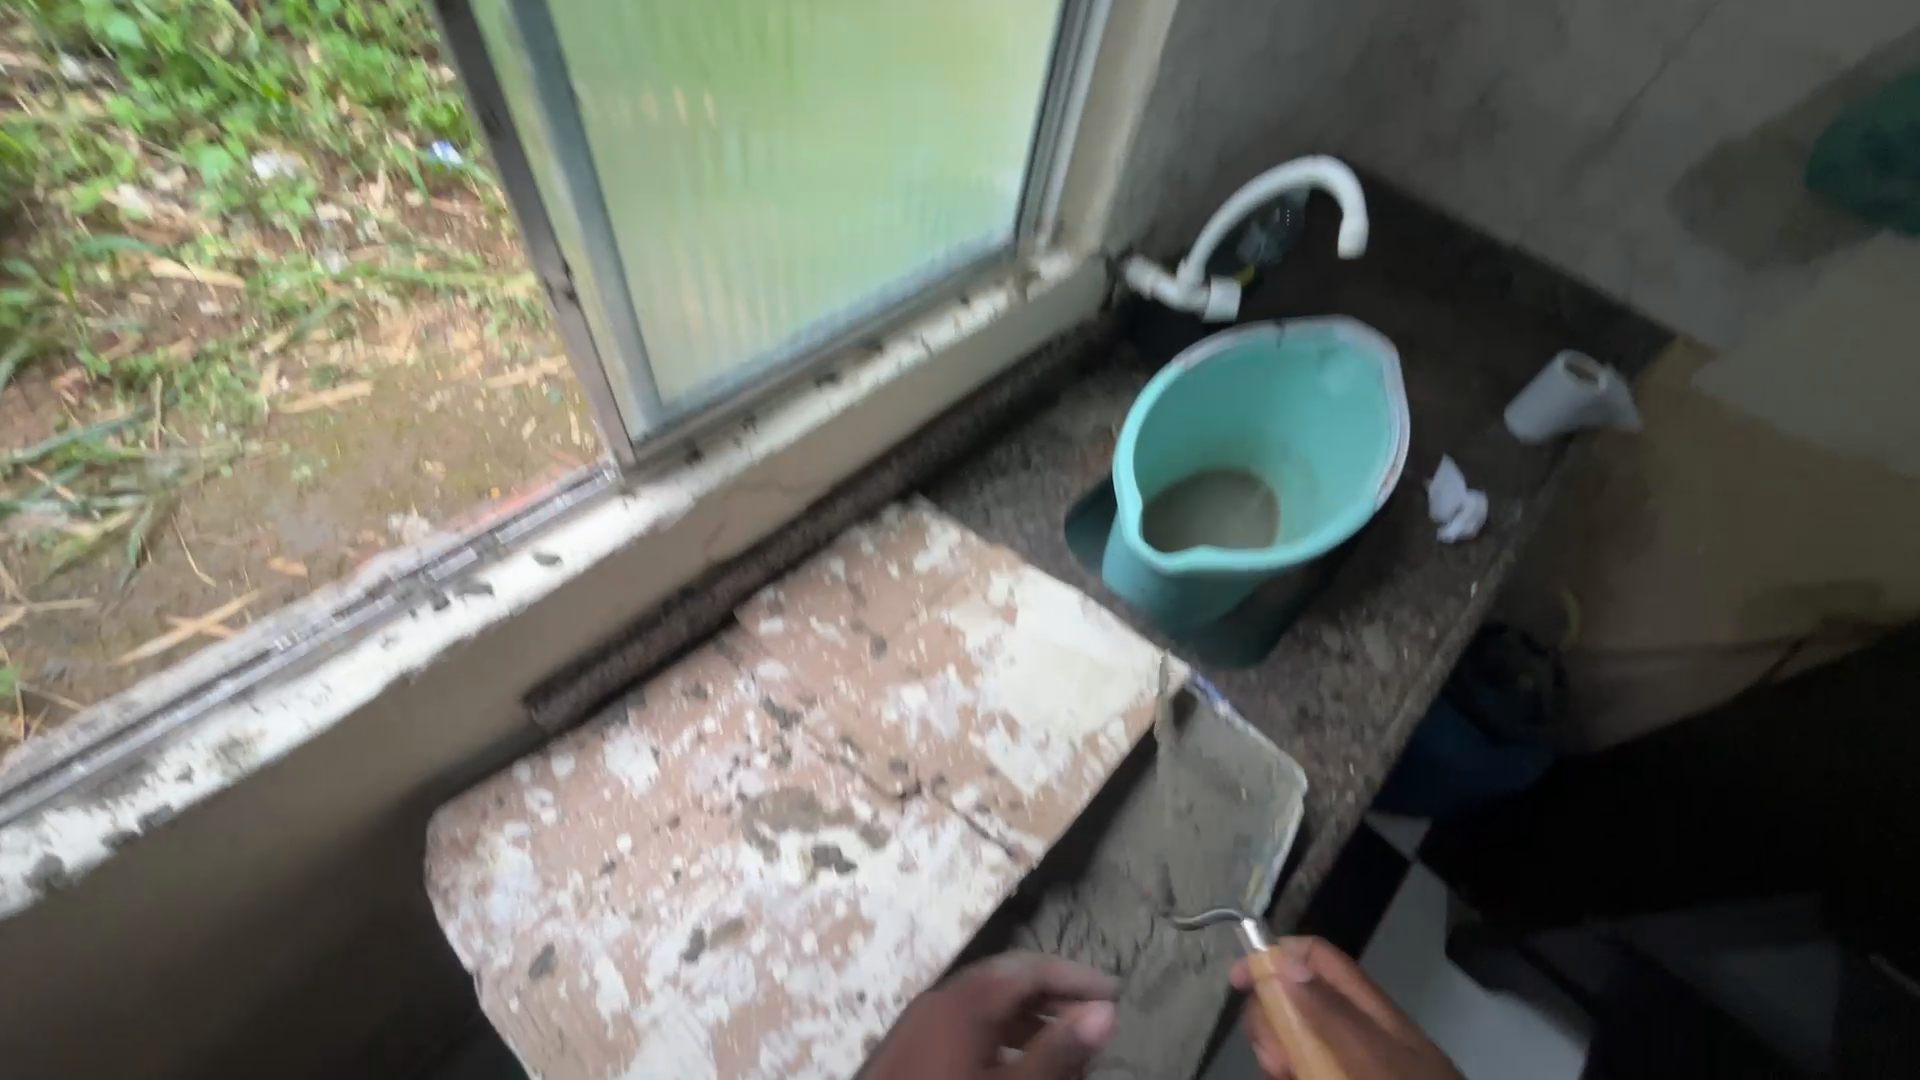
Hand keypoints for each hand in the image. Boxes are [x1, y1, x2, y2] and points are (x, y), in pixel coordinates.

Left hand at [859, 952, 1119, 1079]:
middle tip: (1095, 1023)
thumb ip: (1058, 1052)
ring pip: (989, 1006)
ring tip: (1068, 1053)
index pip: (1031, 967)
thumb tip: (1106, 1011)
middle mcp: (944, 996)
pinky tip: (1019, 1066)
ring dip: (1030, 1022)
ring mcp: (923, 1020)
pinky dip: (1001, 1038)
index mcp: (968, 997)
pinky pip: (967, 1027)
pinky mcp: (912, 1047)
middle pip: (1010, 981)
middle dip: (1055, 999)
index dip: (1076, 977)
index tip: (1115, 993)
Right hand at [1231, 936, 1462, 1079]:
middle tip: (1275, 1062)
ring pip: (1290, 1044)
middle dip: (1270, 1022)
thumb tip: (1283, 961)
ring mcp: (1345, 1067)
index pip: (1314, 957)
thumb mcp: (1378, 1064)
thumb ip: (1333, 1014)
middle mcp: (1352, 1033)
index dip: (1274, 955)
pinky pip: (1299, 1075)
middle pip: (1292, 999)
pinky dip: (1285, 1079)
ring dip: (1275, 1060)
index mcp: (1367, 1010)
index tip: (1240, 982)